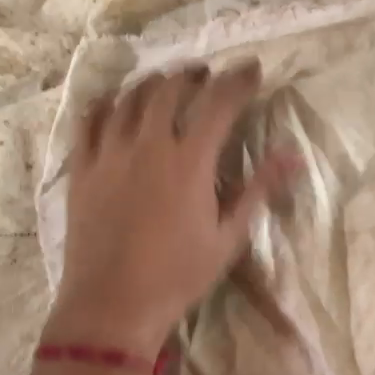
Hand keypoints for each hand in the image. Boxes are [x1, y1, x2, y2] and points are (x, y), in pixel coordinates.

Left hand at [45, 61, 290, 358]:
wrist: (112, 304)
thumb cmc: (178, 275)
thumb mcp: (228, 237)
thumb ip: (258, 190)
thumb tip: (293, 155)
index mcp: (188, 161)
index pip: (218, 103)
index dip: (238, 80)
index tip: (252, 69)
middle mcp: (147, 145)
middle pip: (170, 89)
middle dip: (193, 75)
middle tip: (206, 75)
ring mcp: (109, 154)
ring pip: (128, 98)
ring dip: (152, 83)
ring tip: (165, 83)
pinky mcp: (82, 169)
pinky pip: (88, 121)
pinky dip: (104, 103)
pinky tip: (114, 102)